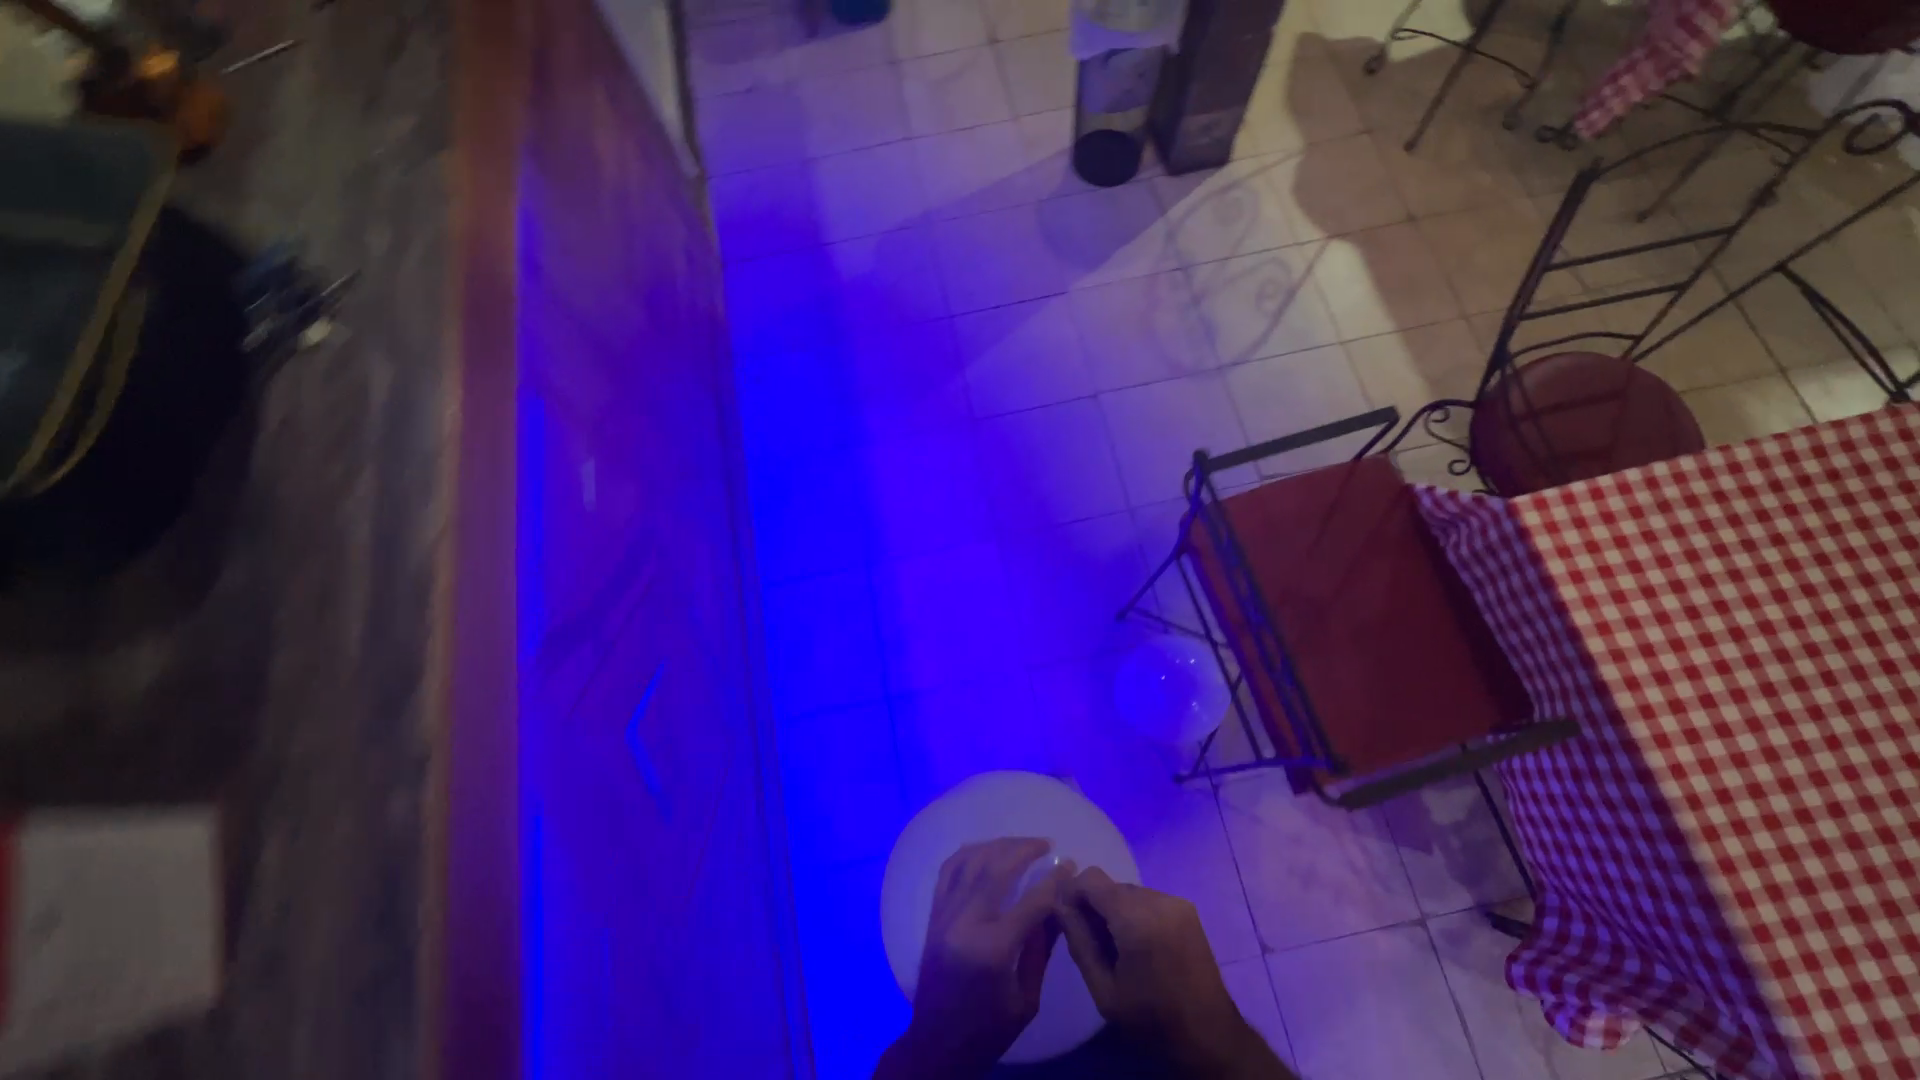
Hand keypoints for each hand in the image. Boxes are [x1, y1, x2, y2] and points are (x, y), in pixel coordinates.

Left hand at [875, 838, 1073, 1079]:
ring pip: (971, 861)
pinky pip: (948, 870)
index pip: (1031, 901)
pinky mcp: (933, 914)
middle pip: (997, 868)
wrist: (935, 1042)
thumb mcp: (1026, 999)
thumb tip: (1059, 907)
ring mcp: (945, 914)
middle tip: (1047, 845)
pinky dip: (968, 853)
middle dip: (1024, 850)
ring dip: (998, 846)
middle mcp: (965, 922)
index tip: (1071, 865)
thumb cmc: (987, 1030)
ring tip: (1021, 844)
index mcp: (993, 949)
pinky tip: (987, 850)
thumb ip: (1040, 949)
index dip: (1054, 880)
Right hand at [1056, 868, 1288, 1078]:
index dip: (1072, 892)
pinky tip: (1139, 946)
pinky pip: (1148, 899)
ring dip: (1115, 910)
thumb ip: (1079, 940)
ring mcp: (1177, 902)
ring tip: (1117, 948)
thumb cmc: (1151, 1019)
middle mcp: (1159, 899)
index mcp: (1137, 918)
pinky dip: (1135, 914)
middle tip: (1093, 943)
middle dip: (1094, 906)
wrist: (1209, 1035)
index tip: (1068, 920)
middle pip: (1110, 885)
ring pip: (1128, 891)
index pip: (1091, 878)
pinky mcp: (1187, 909)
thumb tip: (1059, 903)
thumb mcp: (1103, 989)